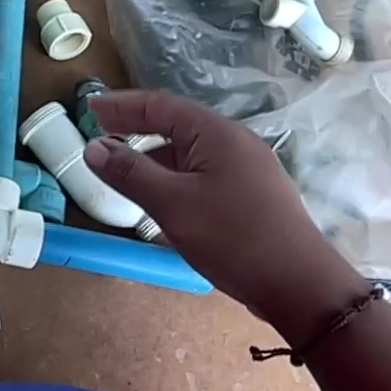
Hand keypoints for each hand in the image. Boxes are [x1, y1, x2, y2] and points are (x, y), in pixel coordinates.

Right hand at [85, 90, 371, 337]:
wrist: (300, 286)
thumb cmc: (234, 238)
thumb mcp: (172, 205)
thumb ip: (131, 173)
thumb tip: (94, 147)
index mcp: (216, 134)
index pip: (160, 105)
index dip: (122, 105)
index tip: (90, 108)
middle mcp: (234, 142)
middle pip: (177, 124)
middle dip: (137, 127)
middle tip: (101, 133)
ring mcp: (247, 169)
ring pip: (190, 152)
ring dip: (154, 155)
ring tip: (122, 168)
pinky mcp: (252, 195)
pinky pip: (203, 173)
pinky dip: (174, 176)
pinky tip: (161, 197)